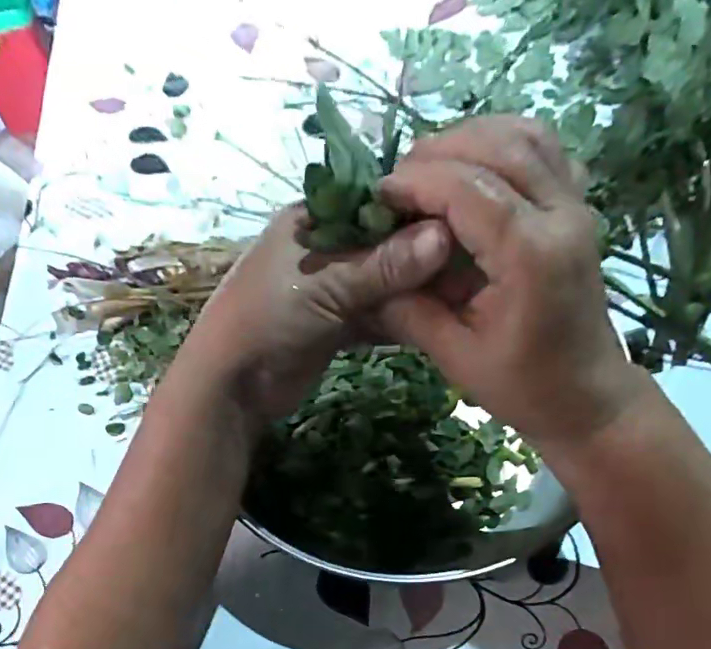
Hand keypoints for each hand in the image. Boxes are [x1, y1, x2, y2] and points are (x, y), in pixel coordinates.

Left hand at [182, 205, 451, 422]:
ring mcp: (335, 289)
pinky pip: (382, 317)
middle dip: (426, 257)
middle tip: (475, 266)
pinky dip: (405, 321)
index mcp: (317, 219)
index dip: (421, 212)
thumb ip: (385, 264)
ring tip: (467, 296)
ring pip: (389, 284)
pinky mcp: (341, 326)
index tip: (468, 222)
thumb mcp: (329, 284)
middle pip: (389, 245)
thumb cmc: (269, 316)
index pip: (381, 203)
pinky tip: (440, 324)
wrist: (234, 383)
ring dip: (419, 293)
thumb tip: (446, 235)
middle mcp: (329, 248)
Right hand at [377, 117, 646, 448]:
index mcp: (531, 256)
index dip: (416, 182)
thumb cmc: (523, 387)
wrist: (586, 396)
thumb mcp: (456, 358)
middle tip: (397, 180)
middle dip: (438, 152)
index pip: (467, 189)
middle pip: (497, 147)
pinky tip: (474, 170)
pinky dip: (503, 146)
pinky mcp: (578, 209)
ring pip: (525, 136)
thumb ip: (412, 309)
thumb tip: (371, 267)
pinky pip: (544, 152)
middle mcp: (561, 216)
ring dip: (471, 139)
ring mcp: (577, 207)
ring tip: (430, 168)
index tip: (378, 196)